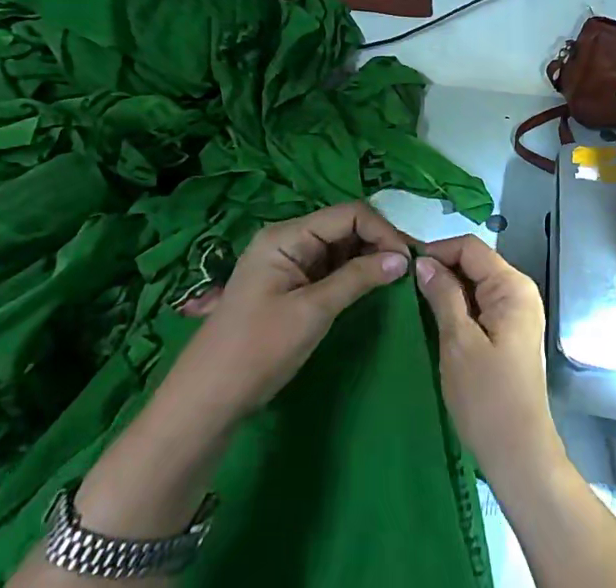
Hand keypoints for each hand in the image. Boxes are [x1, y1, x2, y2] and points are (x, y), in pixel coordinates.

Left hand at [170, 202, 412, 423]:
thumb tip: (403, 259)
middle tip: (408, 269)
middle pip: (345, 226)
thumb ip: (358, 278)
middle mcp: (288, 240)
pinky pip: (331, 267)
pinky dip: (355, 273)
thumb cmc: (258, 350)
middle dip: (379, 242)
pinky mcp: (292, 284)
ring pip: (341, 246)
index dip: (382, 231)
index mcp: (286, 236)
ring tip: (396, 277)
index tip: (408, 261)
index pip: (349, 214)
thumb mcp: (313, 310)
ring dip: (369, 257)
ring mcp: (288, 262)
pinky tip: (373, 285)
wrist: (207, 400)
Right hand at [413, 235, 564, 483]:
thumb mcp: (458, 342)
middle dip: (440, 268)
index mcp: (513, 286)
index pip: (471, 248)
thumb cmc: (487, 397)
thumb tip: (423, 262)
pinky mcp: (510, 332)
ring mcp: (517, 313)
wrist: (518, 450)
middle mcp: (520, 291)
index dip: (437, 250)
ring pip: (476, 285)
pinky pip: (481, 305)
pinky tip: (434, 319)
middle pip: (475, 263)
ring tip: (411, 301)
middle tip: (402, 284)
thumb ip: (443, 296)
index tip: (402, 265)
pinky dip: (458, 306)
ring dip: (447, 289)